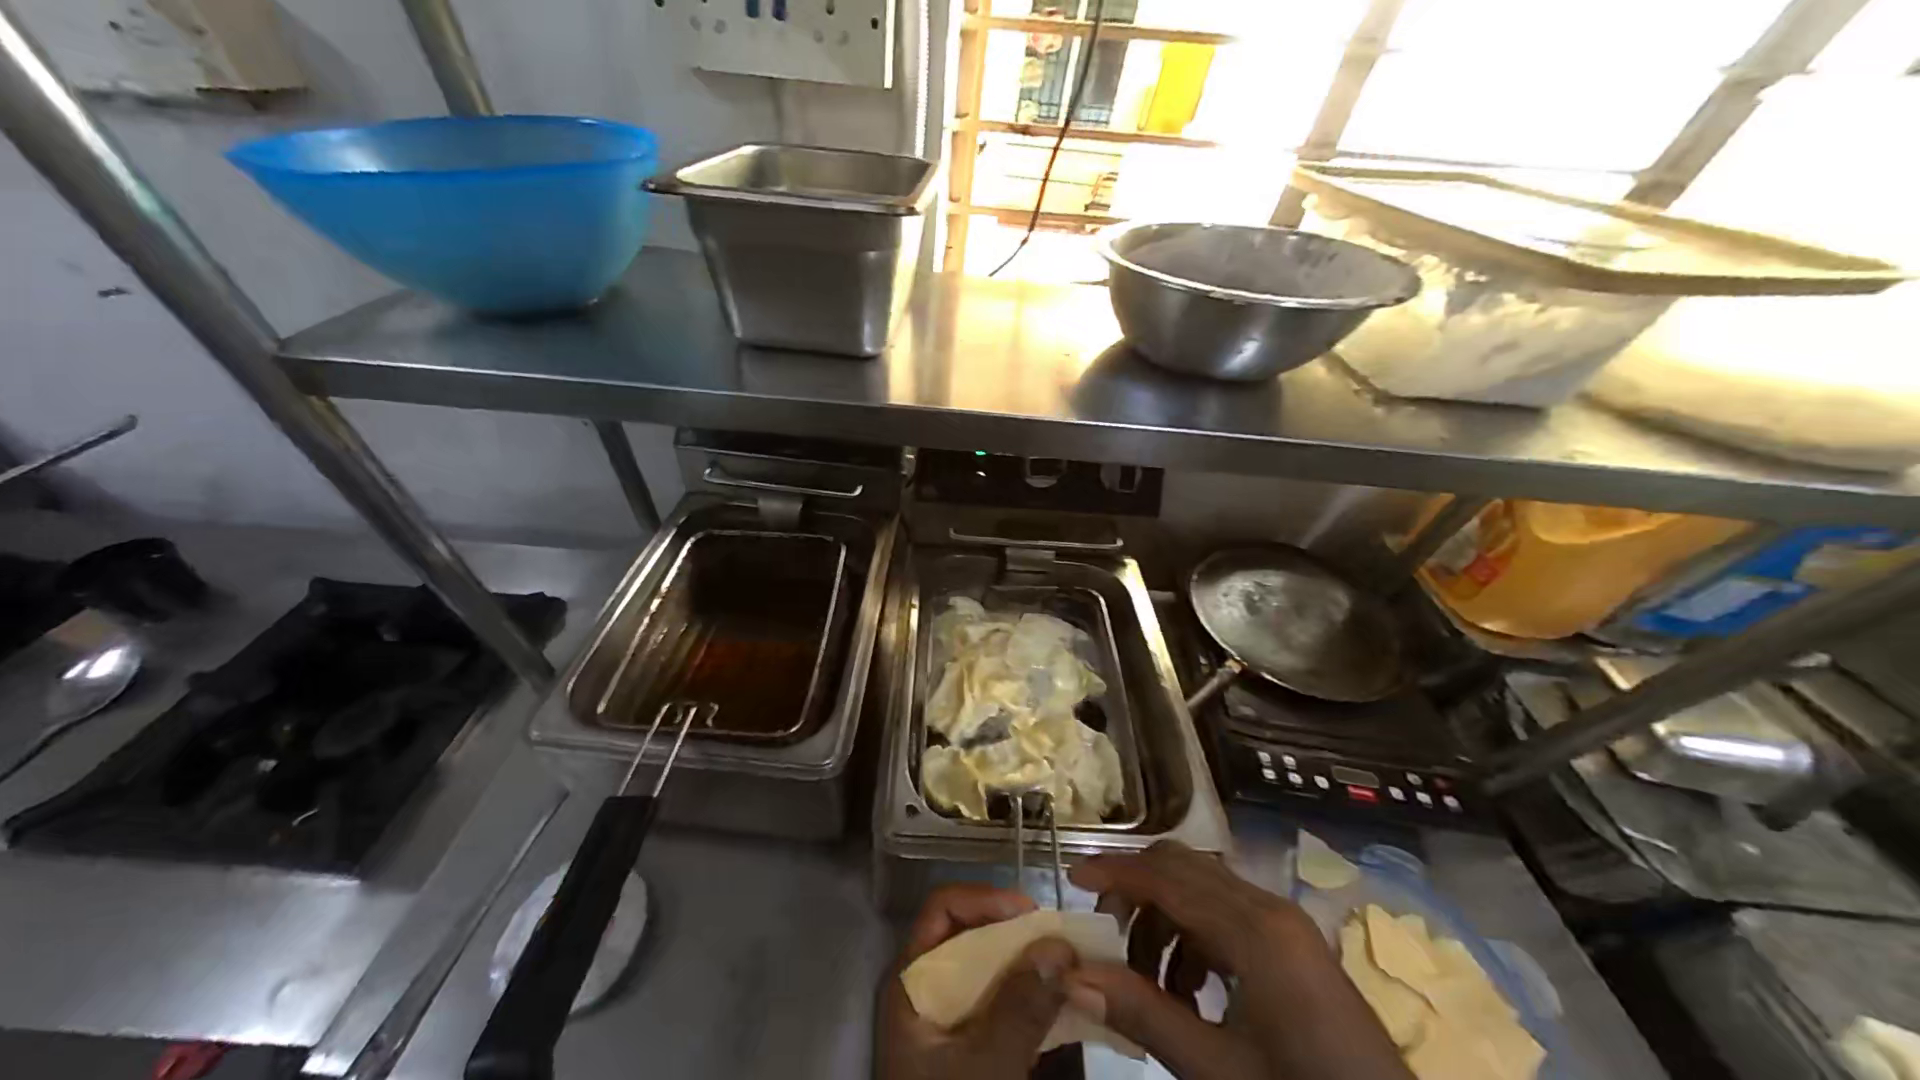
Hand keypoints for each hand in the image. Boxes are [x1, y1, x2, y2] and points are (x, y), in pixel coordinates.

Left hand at [877, 885, 1078, 1079]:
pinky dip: (1032, 998)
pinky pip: (1002, 1003)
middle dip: (1018, 933)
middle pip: (970, 934)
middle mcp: (928, 988)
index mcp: (913, 980)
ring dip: (1031, 965)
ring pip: (990, 969)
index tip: (1032, 913)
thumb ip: (1021, 1008)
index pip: (943, 909)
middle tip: (1062, 941)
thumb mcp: (985, 1067)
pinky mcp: (969, 1044)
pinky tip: (1065, 1007)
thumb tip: (1059, 945)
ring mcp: (948, 1017)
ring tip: (1071, 969)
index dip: (985, 899)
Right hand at [1065, 841, 1412, 1079]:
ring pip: (1202, 890)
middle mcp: (1268, 908)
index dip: (1115, 871)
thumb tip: (1072, 976)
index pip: (1167, 876)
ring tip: (1145, 982)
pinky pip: (1226, 915)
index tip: (1070, 880)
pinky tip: (1187, 992)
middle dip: (1135, 890)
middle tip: (1104, 934)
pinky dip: (1192, 937)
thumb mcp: (1218, 1070)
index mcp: (1254, 930)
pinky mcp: (1292, 943)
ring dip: (1163, 920)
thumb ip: (1143, 1015)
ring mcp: (1285, 923)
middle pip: (1183, 868)